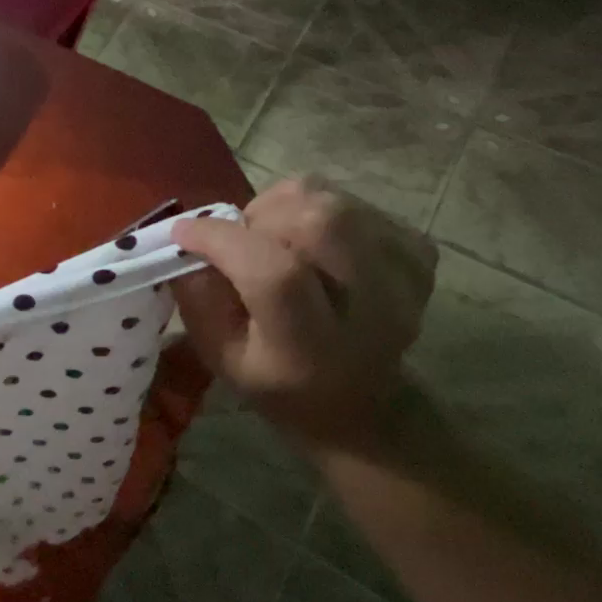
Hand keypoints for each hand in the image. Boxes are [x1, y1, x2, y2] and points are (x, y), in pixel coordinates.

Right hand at [170, 177, 437, 448]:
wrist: (360, 400)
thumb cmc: (276, 380)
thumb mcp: (219, 355)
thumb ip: (199, 300)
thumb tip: (187, 242)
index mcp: (313, 347)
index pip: (277, 275)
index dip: (223, 241)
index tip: (183, 233)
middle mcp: (373, 308)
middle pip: (320, 223)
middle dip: (260, 216)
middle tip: (241, 238)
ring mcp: (404, 275)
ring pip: (333, 202)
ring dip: (284, 207)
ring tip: (271, 236)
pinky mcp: (418, 252)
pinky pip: (352, 201)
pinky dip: (314, 207)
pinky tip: (306, 239)